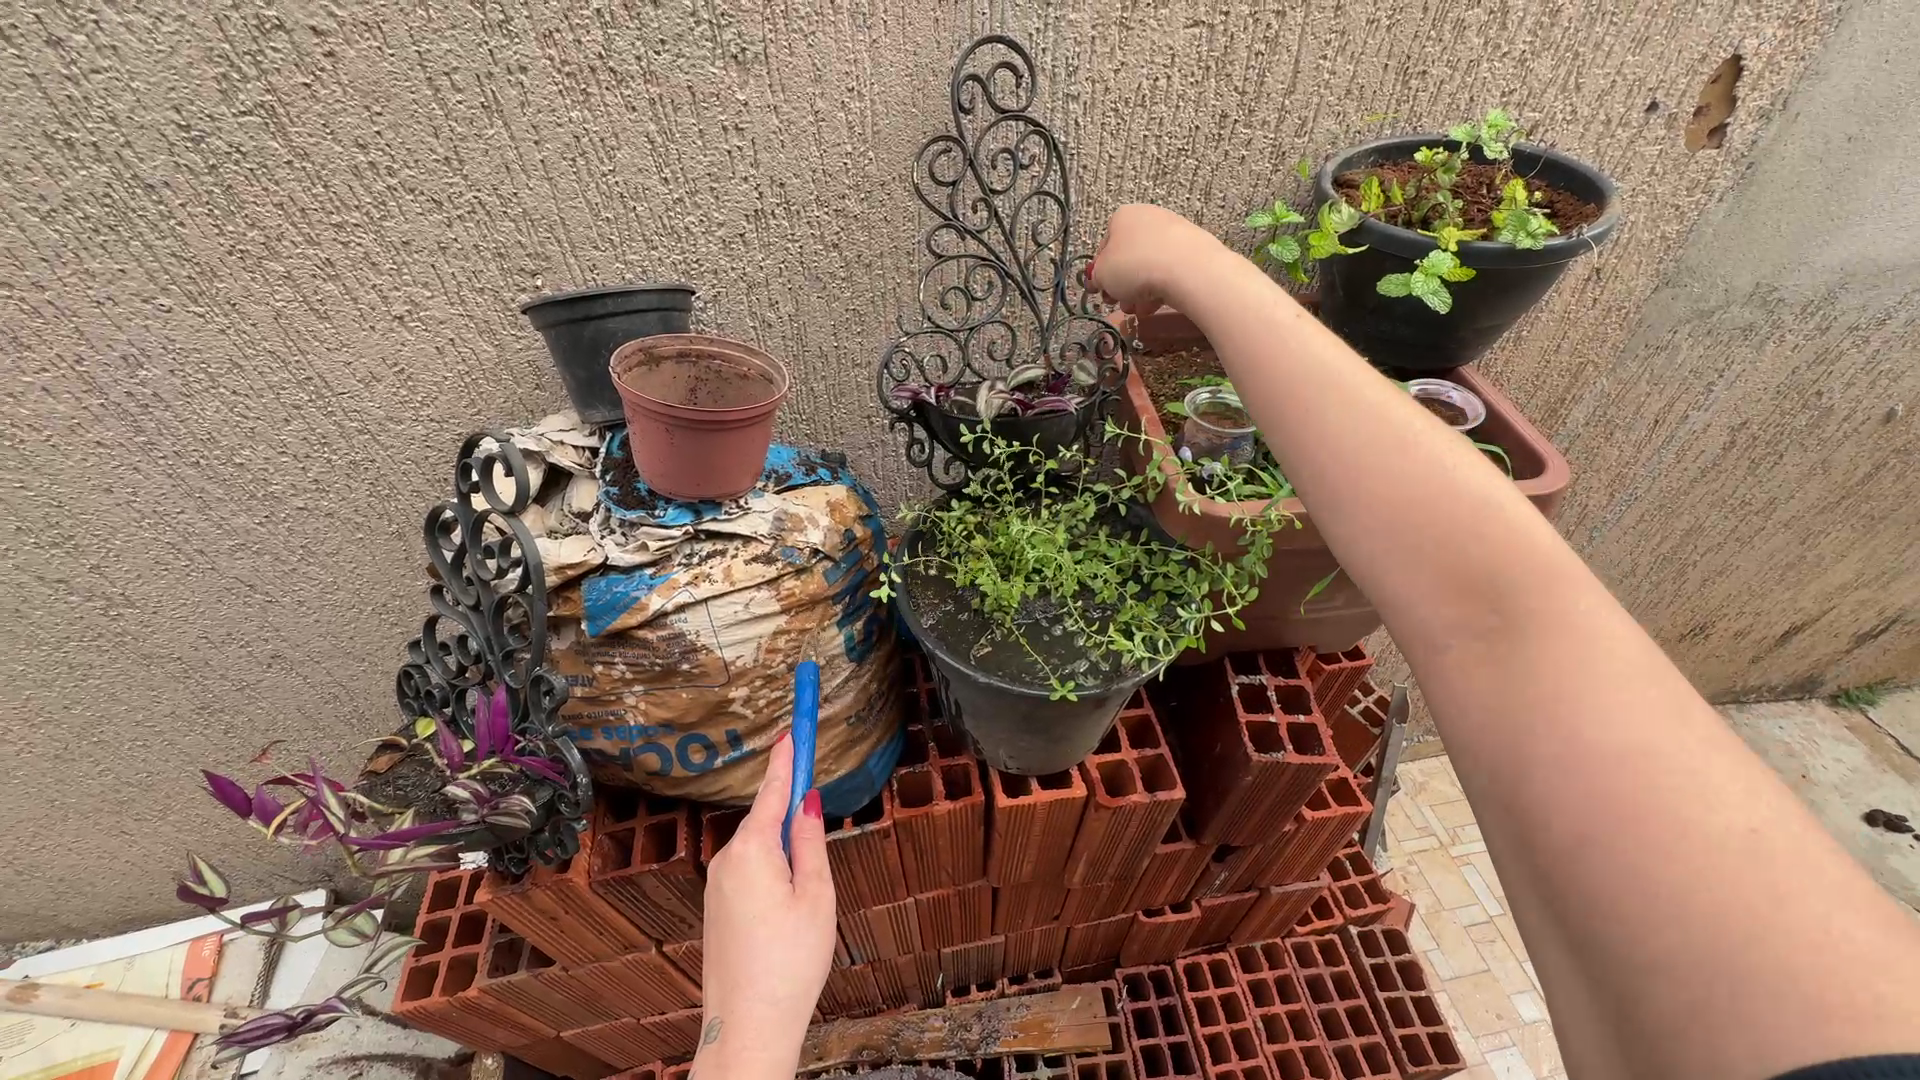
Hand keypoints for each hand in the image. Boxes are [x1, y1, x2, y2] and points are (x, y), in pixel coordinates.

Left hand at [693, 734, 834, 1079]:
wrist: (748, 1027)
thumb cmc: (790, 962)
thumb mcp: (817, 894)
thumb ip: (810, 840)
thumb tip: (807, 800)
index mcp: (753, 849)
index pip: (773, 789)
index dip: (786, 756)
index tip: (791, 726)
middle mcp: (727, 859)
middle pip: (766, 818)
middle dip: (793, 817)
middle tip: (819, 832)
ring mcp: (717, 883)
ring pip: (759, 847)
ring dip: (785, 851)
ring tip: (807, 900)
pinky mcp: (716, 904)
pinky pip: (748, 869)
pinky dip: (771, 869)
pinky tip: (787, 906)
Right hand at [1089, 204, 1222, 314]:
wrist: (1185, 268)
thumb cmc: (1134, 266)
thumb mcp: (1101, 275)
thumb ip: (1096, 277)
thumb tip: (1099, 279)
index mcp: (1121, 217)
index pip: (1103, 248)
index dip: (1100, 274)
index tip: (1102, 292)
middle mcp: (1147, 217)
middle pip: (1127, 258)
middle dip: (1122, 286)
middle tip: (1120, 304)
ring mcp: (1172, 230)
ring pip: (1147, 266)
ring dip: (1139, 291)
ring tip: (1140, 309)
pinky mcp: (1191, 247)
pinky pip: (1168, 269)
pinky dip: (1161, 287)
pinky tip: (1157, 304)